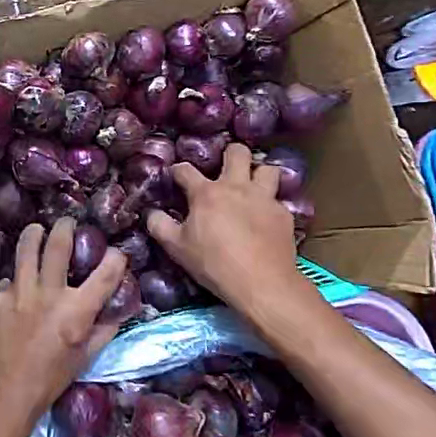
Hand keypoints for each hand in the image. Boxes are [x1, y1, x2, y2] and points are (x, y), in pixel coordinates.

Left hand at [0, 219, 124, 424]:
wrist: (5, 393)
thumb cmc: (50, 379)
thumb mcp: (85, 357)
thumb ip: (104, 330)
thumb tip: (118, 309)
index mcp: (76, 312)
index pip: (105, 274)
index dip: (115, 259)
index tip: (116, 253)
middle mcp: (49, 295)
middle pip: (58, 246)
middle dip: (65, 228)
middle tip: (67, 223)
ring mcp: (19, 294)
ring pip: (26, 250)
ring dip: (34, 235)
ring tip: (37, 229)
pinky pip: (9, 279)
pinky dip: (16, 279)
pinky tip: (18, 283)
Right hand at [146, 143, 314, 316]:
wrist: (262, 283)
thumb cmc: (214, 264)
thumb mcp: (177, 248)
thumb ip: (159, 226)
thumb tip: (151, 213)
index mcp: (206, 193)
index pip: (186, 169)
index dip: (178, 171)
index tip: (176, 176)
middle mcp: (237, 187)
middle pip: (237, 152)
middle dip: (230, 154)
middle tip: (225, 168)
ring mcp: (264, 198)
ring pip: (267, 169)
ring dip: (258, 174)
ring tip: (252, 187)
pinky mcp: (283, 214)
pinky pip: (278, 199)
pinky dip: (269, 205)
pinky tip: (265, 218)